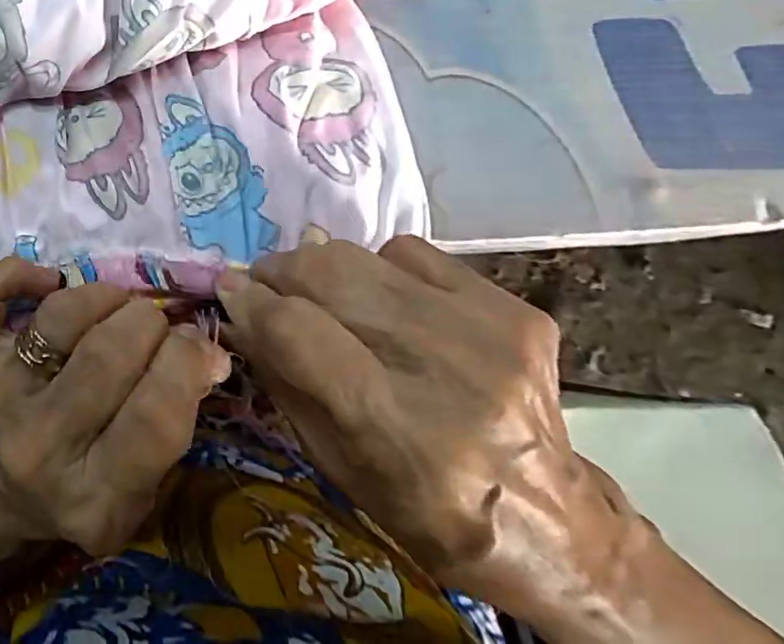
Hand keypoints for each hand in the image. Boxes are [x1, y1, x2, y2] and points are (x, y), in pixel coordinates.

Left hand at [0, 258, 230, 561]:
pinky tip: (49, 280)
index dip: (186, 365)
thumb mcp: (132, 493)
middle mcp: (37, 445)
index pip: (153, 420)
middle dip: (147, 324)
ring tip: (117, 303)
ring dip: (102, 296)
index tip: (196, 342)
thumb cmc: (70, 492)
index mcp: (91, 497)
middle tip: (154, 321)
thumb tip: (208, 350)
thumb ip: (171, 427)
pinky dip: (18, 273)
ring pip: (58, 319)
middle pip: (107, 357)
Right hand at [217, 238, 781, 642]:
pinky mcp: (516, 312)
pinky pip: (410, 253)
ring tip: (315, 292)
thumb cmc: (420, 507)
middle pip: (328, 275)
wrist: (555, 529)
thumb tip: (238, 306)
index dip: (251, 301)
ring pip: (361, 255)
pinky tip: (383, 301)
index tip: (228, 291)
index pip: (298, 331)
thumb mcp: (331, 459)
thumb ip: (280, 375)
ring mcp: (490, 334)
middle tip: (263, 286)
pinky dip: (377, 268)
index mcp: (398, 429)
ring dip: (318, 267)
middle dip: (278, 273)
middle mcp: (449, 372)